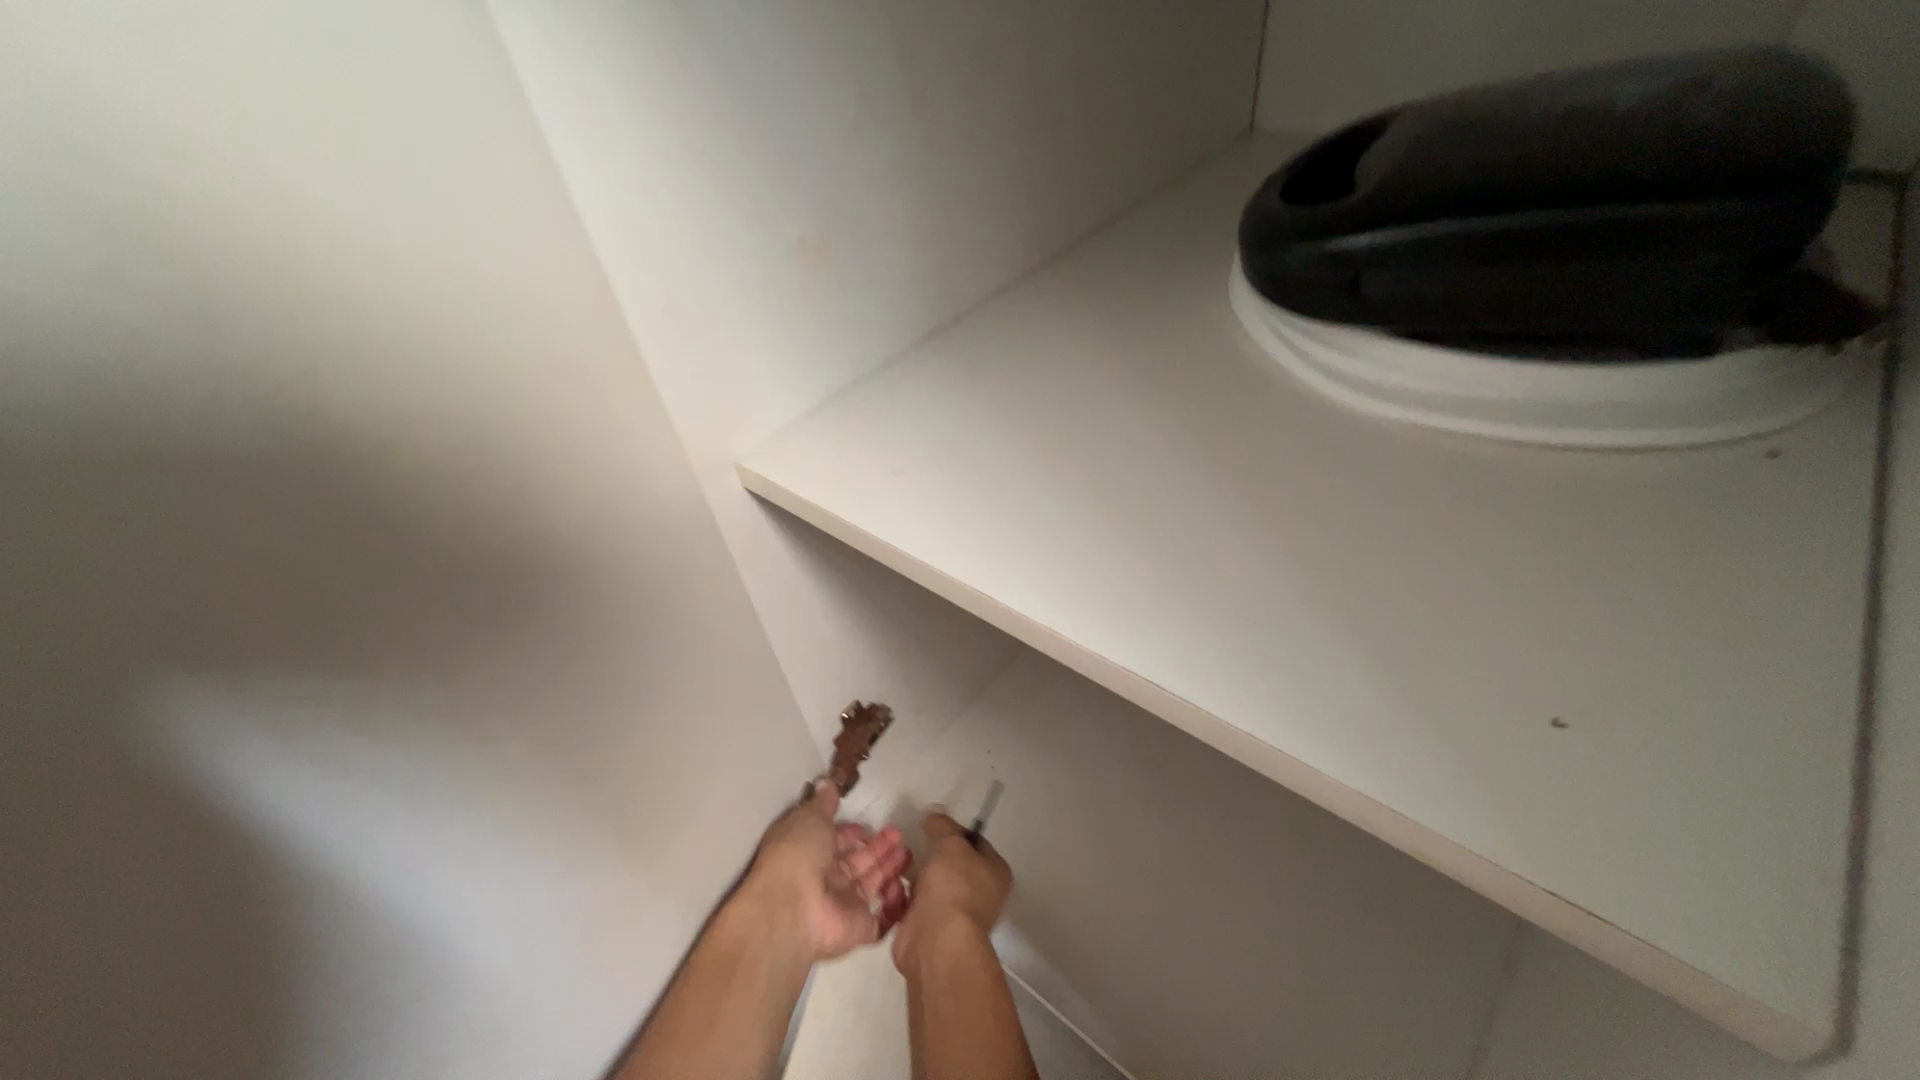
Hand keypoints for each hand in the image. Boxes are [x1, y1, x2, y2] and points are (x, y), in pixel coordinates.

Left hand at [738, 779, 911, 962]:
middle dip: (878, 847)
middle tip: (899, 834)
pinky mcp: (861, 928)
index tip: (868, 826)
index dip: (852, 833)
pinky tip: (906, 886)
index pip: (837, 841)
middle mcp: (827, 879)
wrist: (791, 908)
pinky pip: (883, 918)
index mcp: (812, 852)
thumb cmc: (798, 855)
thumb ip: (822, 802)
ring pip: (872, 884)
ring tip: (908, 853)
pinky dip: (895, 905)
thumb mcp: (808, 818)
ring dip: (890, 868)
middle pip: (858, 861)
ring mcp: (844, 905)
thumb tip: (826, 782)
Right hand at [892, 808, 1012, 970]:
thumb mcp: (950, 845)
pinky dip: (900, 893)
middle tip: (907, 838)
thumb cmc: (953, 887)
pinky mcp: (927, 926)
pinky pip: (912, 901)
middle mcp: (978, 892)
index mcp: (994, 872)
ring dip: (912, 872)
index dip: (954, 829)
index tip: (931, 822)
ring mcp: (952, 912)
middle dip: (929, 852)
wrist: (936, 942)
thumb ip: (942, 827)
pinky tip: (887, 879)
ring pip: (929, 882)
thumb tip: (934, 812)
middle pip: (951, 862)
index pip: (975, 841)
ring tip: (892, 855)